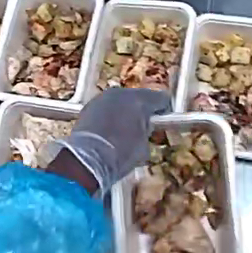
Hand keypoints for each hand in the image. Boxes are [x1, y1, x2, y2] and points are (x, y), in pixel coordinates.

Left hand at [52, 87, 171, 194]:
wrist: (87, 159)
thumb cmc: (121, 154)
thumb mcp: (144, 145)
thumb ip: (148, 129)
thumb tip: (146, 126)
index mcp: (140, 100)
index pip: (161, 98)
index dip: (164, 109)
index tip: (164, 118)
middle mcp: (122, 93)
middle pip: (138, 97)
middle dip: (142, 109)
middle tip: (144, 126)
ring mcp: (103, 98)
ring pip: (120, 101)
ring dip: (124, 111)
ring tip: (125, 129)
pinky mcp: (89, 106)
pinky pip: (106, 107)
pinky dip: (110, 115)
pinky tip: (109, 130)